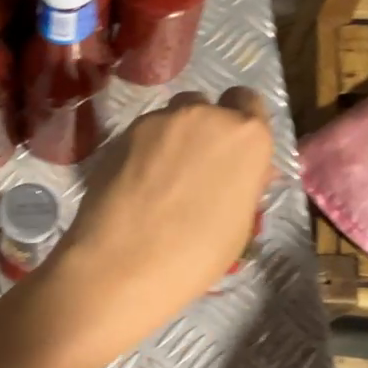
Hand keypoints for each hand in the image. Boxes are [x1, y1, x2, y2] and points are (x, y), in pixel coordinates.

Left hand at [45, 88, 274, 343]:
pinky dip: (140, 151)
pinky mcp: (120, 135)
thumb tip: (243, 171)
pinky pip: (139, 135)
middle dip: (200, 129)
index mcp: (247, 135)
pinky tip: (132, 183)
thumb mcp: (239, 221)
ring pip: (168, 118)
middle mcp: (204, 115)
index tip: (228, 150)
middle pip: (204, 107)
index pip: (247, 104)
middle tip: (190, 167)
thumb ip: (243, 181)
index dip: (237, 125)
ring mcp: (157, 121)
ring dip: (168, 138)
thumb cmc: (195, 254)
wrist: (123, 262)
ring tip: (157, 178)